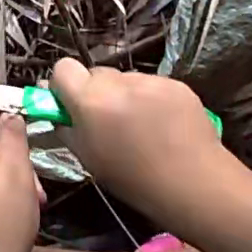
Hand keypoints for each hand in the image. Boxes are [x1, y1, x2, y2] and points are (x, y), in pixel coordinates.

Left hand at [0, 105, 43, 251]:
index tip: (26, 97)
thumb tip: (9, 112)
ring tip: (33, 202)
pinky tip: (19, 213)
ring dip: (14, 173)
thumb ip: (13, 136)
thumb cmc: (0, 224)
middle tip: (36, 179)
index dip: (2, 96)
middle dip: (15, 149)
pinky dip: (3, 189)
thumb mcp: (17, 174)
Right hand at [50, 58, 232, 216]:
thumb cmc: (132, 179)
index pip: (63, 67)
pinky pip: (151, 84)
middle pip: (95, 73)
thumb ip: (67, 127)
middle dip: (95, 91)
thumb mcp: (87, 157)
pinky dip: (149, 99)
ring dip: (124, 95)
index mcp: (90, 100)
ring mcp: (149, 80)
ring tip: (139, 126)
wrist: (194, 184)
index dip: (64, 84)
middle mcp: (118, 82)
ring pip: (124, 79)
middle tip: (106, 120)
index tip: (70, 104)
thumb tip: (57, 108)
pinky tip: (162, 124)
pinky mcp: (175, 83)